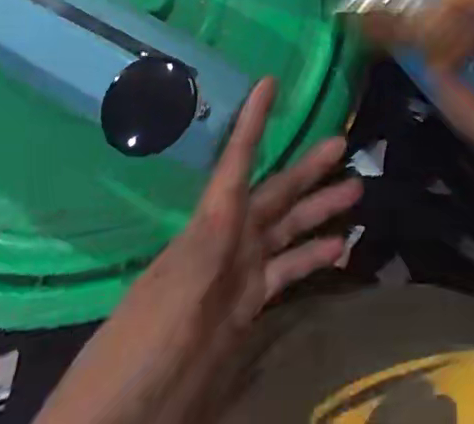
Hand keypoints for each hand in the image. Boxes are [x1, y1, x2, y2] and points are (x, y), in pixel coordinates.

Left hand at [37, 78, 362, 423]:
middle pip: (274, 196)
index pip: (236, 164)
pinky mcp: (245, 308)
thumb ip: (205, 249)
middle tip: (343, 143)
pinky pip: (285, 272)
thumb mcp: (173, 292)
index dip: (253, 123)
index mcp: (208, 230)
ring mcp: (237, 276)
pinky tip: (338, 250)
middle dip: (308, 169)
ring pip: (286, 231)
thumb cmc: (138, 349)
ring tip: (355, 192)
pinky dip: (311, 257)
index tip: (268, 83)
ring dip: (318, 211)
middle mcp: (227, 244)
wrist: (117, 415)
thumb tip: (229, 204)